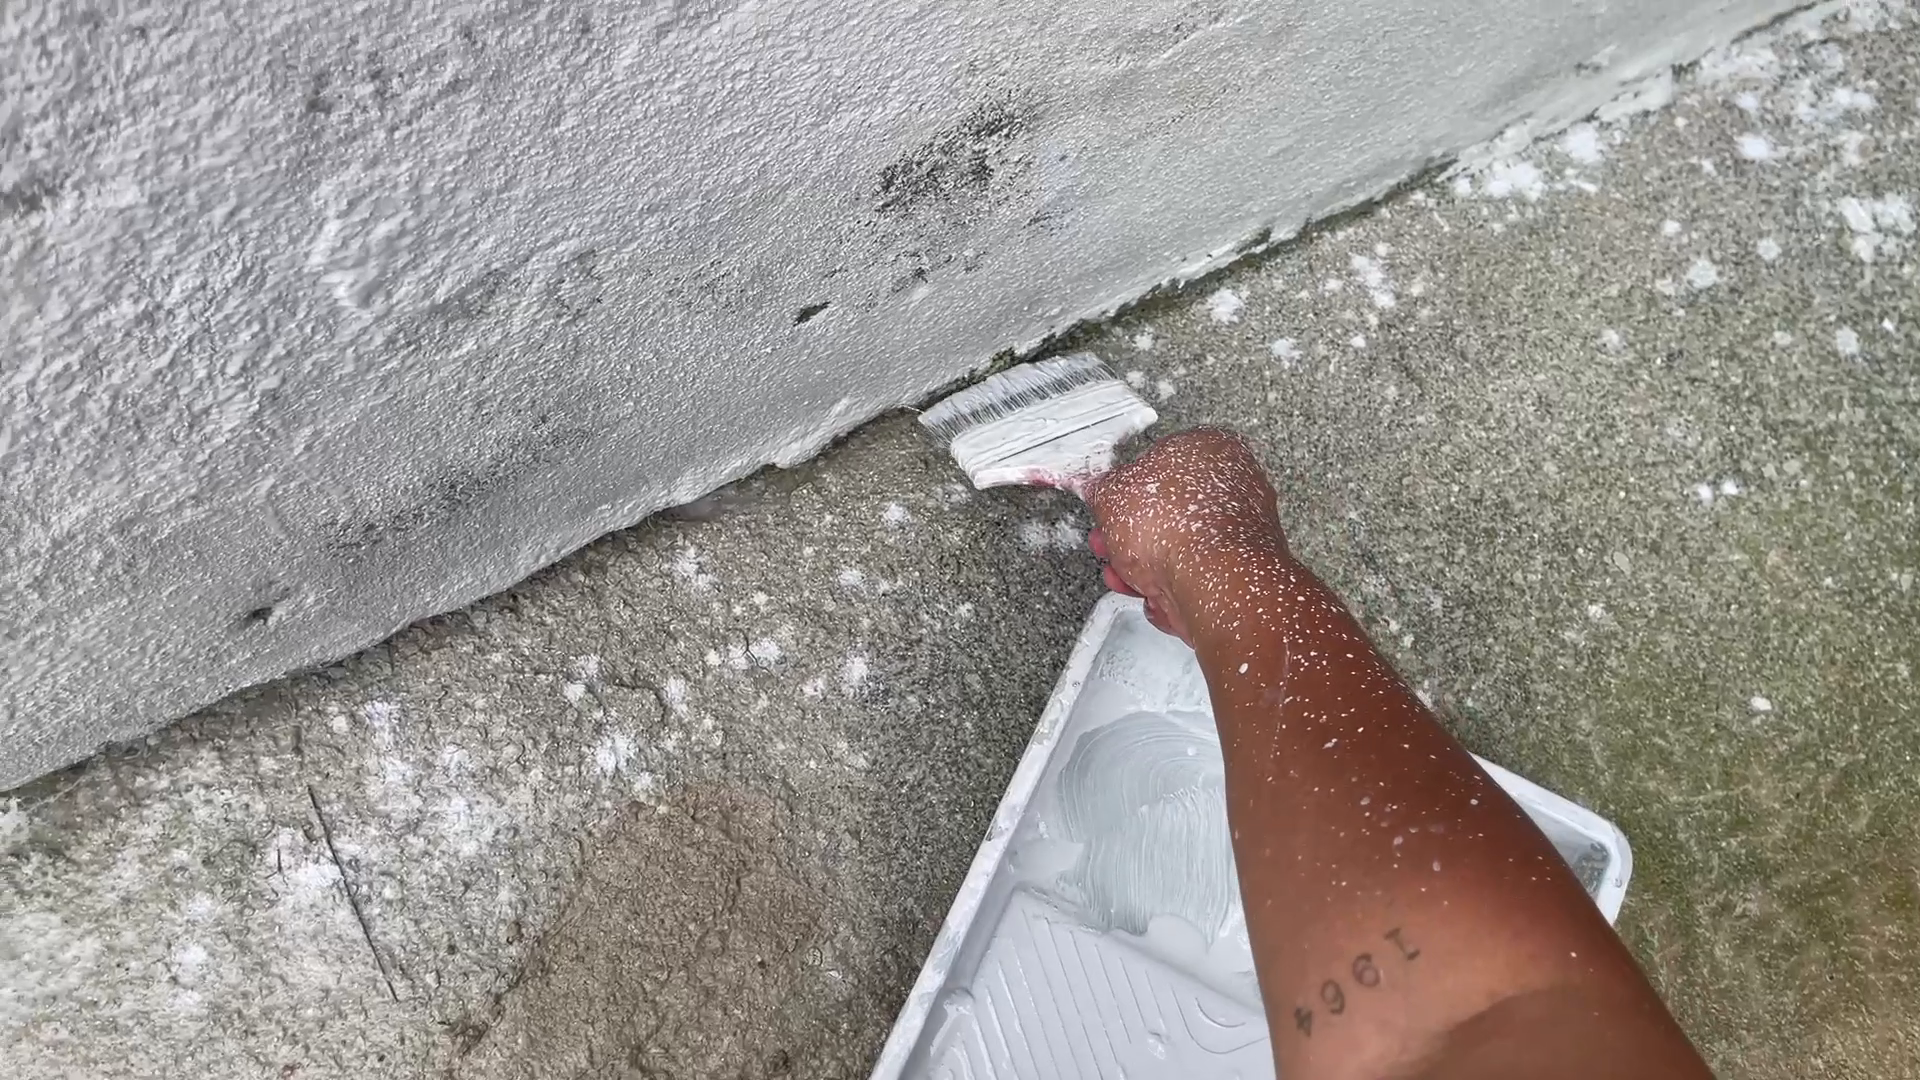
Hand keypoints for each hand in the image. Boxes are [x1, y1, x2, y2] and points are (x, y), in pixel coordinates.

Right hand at [1084, 427, 1287, 642]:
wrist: (1210, 582)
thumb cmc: (1176, 528)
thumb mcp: (1109, 495)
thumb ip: (1100, 489)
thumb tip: (1097, 489)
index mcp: (1207, 447)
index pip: (1157, 459)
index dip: (1124, 488)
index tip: (1109, 505)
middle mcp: (1235, 482)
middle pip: (1168, 508)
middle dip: (1131, 533)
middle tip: (1110, 543)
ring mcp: (1242, 528)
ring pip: (1179, 546)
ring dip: (1144, 564)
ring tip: (1122, 574)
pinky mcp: (1241, 570)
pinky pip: (1196, 575)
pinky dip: (1172, 585)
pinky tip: (1153, 592)